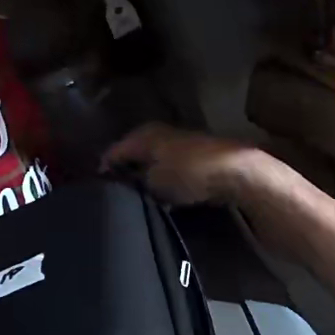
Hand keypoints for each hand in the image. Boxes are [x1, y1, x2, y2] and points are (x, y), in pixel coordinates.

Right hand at [101, 123, 271, 205]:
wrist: (238, 173)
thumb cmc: (190, 173)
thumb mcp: (154, 182)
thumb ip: (135, 181)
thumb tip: (126, 184)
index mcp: (144, 133)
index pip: (113, 151)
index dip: (103, 171)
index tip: (96, 192)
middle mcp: (159, 133)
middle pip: (133, 155)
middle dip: (123, 173)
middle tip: (114, 197)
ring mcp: (180, 144)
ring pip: (152, 163)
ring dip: (145, 178)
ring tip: (136, 201)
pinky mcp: (196, 158)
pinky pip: (169, 170)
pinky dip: (163, 182)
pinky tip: (162, 198)